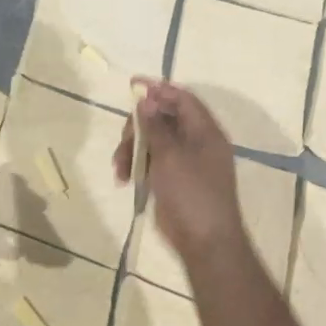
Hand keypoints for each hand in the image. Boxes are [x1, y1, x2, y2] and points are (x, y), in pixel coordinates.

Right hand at [113, 78, 244, 256]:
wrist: (204, 241)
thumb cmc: (192, 193)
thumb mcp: (170, 156)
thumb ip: (155, 126)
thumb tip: (145, 99)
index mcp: (205, 132)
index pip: (182, 99)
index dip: (158, 89)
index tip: (132, 85)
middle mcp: (195, 142)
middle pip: (161, 118)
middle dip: (138, 127)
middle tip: (124, 141)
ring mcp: (183, 162)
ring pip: (151, 141)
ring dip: (131, 149)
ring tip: (120, 168)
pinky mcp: (171, 179)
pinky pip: (149, 161)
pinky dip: (135, 165)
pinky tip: (124, 179)